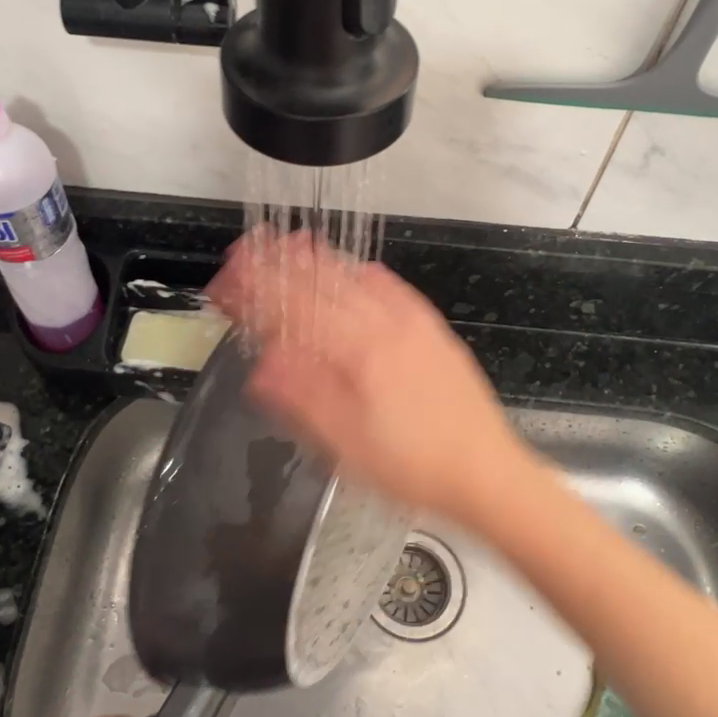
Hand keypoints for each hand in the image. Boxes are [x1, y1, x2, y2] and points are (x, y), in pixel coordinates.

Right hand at [208, 229, 534, 524]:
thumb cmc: (416, 467)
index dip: (258, 289)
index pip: (297, 307)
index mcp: (360, 353)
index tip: (230, 278)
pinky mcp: (434, 332)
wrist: (487, 474)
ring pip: (358, 281)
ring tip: (292, 243)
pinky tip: (358, 269)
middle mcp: (388, 327)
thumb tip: (263, 365)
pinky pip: (394, 290)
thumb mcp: (347, 445)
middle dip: (281, 266)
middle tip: (249, 250)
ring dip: (321, 261)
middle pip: (323, 285)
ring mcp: (414, 325)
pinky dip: (367, 274)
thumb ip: (303, 398)